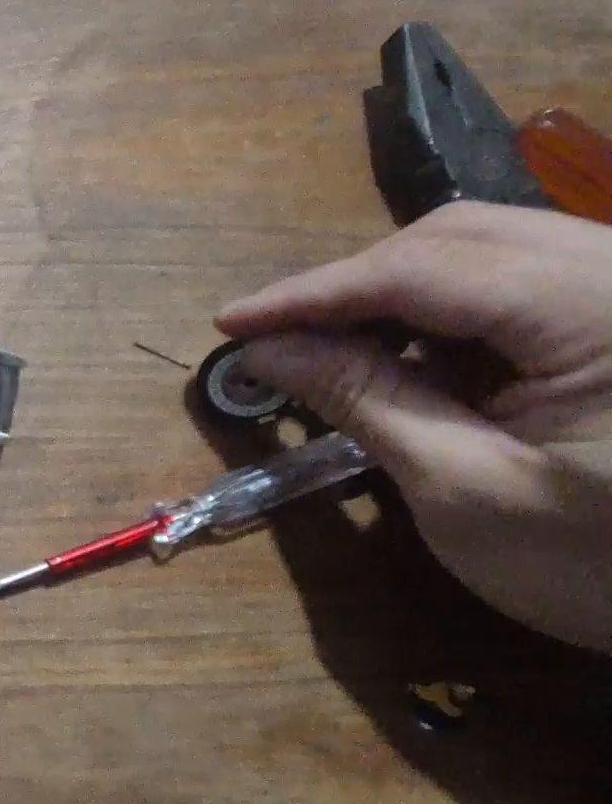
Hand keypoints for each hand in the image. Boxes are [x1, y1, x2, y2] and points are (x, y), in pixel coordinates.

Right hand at [216, 201, 611, 653]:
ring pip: (487, 251)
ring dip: (388, 296)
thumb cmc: (597, 564)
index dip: (316, 292)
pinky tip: (394, 355)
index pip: (430, 270)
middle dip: (350, 284)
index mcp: (611, 316)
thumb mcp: (458, 486)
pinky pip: (516, 283)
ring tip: (321, 348)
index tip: (230, 322)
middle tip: (272, 337)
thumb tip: (263, 351)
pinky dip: (436, 312)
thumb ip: (363, 401)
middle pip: (462, 238)